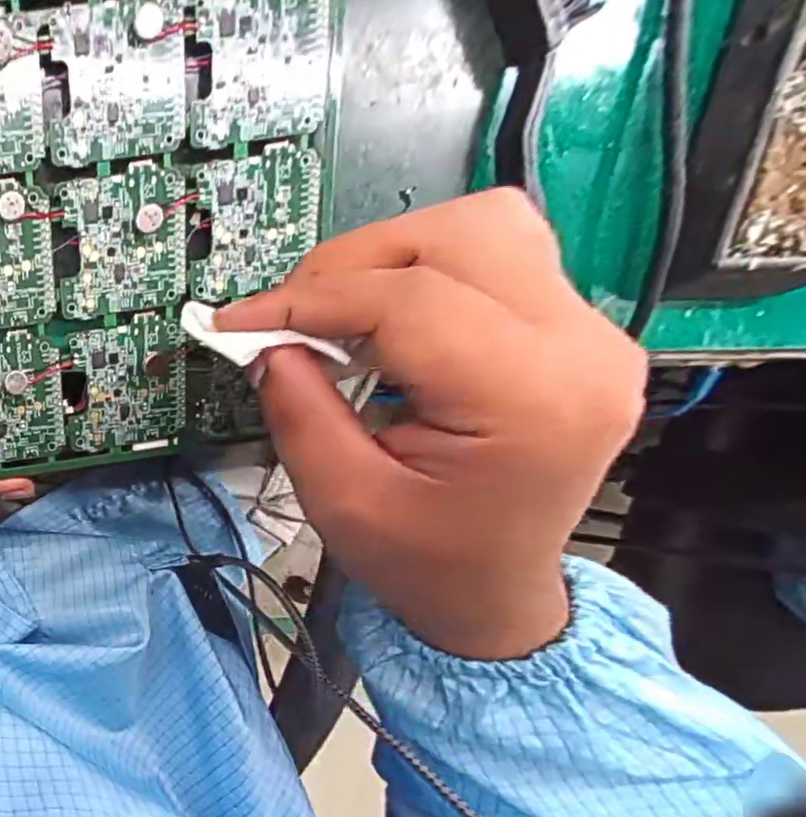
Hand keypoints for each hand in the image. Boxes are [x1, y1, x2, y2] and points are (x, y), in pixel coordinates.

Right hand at [216, 189, 645, 658]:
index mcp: (529, 398)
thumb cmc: (419, 559)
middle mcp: (578, 345)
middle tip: (283, 319)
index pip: (411, 300)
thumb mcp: (339, 498)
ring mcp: (583, 330)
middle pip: (459, 236)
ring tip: (324, 313)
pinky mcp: (562, 328)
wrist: (490, 588)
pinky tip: (369, 318)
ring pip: (479, 228)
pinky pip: (486, 257)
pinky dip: (409, 271)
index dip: (307, 300)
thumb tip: (263, 343)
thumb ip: (300, 412)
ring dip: (381, 258)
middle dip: (346, 265)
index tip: (233, 323)